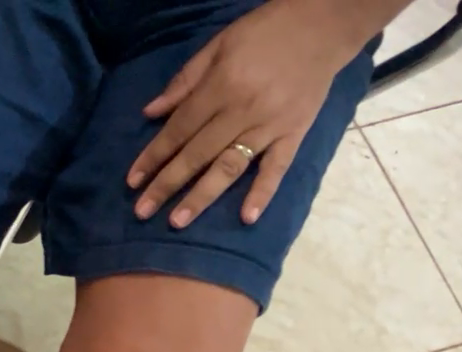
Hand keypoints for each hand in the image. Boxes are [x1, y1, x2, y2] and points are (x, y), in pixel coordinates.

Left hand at [126, 0, 375, 228]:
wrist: (329, 20)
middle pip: (197, 154)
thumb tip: (150, 113)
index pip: (179, 129)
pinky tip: (247, 218)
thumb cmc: (267, 31)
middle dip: (167, 185)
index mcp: (222, 86)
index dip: (154, 156)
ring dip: (201, 196)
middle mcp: (243, 110)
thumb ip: (184, 81)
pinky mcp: (295, 132)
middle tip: (142, 212)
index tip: (132, 181)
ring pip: (229, 167)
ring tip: (177, 221)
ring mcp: (271, 124)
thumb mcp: (219, 44)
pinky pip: (277, 167)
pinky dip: (263, 192)